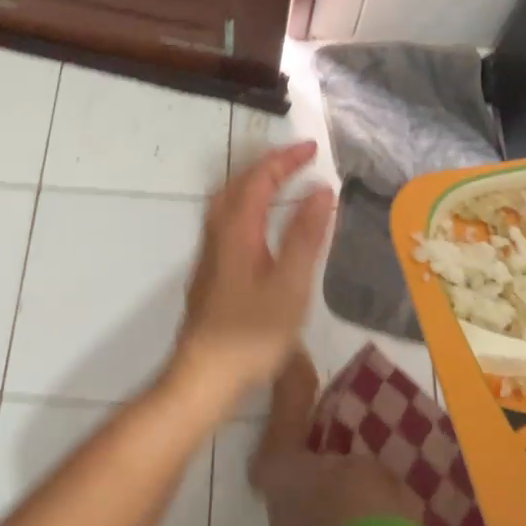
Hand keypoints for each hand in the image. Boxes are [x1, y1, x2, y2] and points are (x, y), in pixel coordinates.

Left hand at [170, 142, 335, 410]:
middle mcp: (218, 232)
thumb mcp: (290, 284)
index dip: (286, 159)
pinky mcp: (211, 271)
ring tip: (282, 181)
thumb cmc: (252, 332)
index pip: (260, 179)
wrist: (204, 376)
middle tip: (300, 159)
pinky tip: (260, 223)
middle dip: (269, 165)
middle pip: (239, 184)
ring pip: (229, 201)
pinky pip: (228, 218)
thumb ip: (305, 235)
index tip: (313, 148)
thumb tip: (321, 190)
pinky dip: (248, 204)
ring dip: (255, 183)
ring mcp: (210, 252)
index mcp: (237, 229)